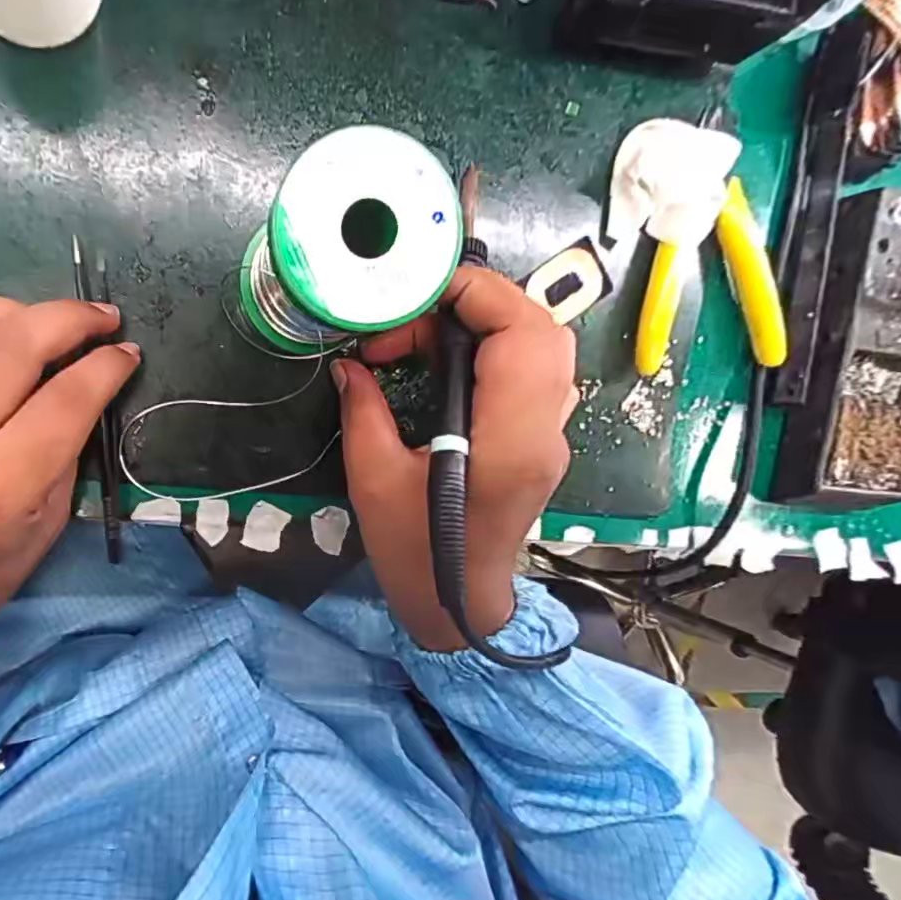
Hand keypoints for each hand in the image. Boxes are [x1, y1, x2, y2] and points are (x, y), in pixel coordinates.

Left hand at [0, 296, 139, 665]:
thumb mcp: (44, 528)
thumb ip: (66, 453)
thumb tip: (86, 385)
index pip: (62, 403)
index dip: (105, 368)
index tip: (128, 353)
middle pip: (14, 347)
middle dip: (70, 320)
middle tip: (105, 318)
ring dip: (24, 309)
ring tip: (53, 323)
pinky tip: (4, 331)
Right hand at [331, 265, 577, 651]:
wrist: (458, 604)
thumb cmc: (415, 552)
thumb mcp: (373, 480)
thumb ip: (365, 412)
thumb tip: (351, 365)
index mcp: (509, 440)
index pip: (523, 334)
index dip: (476, 295)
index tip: (413, 296)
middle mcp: (544, 430)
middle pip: (540, 329)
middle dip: (473, 304)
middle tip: (405, 325)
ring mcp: (549, 435)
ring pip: (540, 347)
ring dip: (481, 325)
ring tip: (417, 342)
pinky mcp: (538, 440)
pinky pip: (530, 371)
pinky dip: (490, 350)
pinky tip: (442, 366)